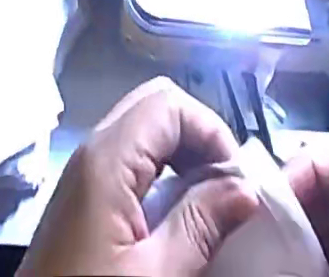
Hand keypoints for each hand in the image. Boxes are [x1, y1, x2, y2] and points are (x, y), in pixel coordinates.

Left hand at [19, 78, 258, 275]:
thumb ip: (201, 225)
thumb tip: (246, 188)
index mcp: (107, 159)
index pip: (171, 104)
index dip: (210, 131)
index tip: (235, 180)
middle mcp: (92, 151)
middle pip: (156, 104)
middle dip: (199, 134)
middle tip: (224, 184)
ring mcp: (84, 173)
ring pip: (144, 127)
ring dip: (182, 150)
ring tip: (207, 199)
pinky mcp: (82, 197)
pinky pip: (131, 155)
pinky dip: (162, 167)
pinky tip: (175, 210)